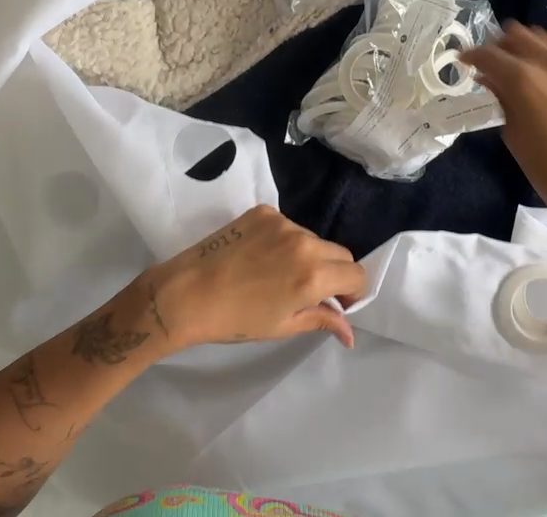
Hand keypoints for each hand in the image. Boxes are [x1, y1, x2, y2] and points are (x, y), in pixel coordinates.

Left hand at [138, 205, 368, 351]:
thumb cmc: (236, 319)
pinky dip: (285, 241)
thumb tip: (350, 334)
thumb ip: (322, 320)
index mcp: (313, 275)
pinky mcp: (263, 211)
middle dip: (335, 273)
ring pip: (313, 238)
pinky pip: (288, 226)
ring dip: (309, 255)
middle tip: (311, 292)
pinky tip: (262, 257)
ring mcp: (282, 222)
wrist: (189, 293)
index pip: (357, 274)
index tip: (337, 303)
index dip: (353, 292)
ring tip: (280, 274)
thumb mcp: (284, 326)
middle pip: (340, 253)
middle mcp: (304, 242)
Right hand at [461, 22, 546, 249]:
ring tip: (520, 69)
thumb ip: (503, 101)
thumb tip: (493, 81)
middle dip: (500, 45)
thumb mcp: (515, 138)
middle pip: (519, 35)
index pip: (489, 54)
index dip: (472, 56)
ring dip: (527, 49)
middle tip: (492, 63)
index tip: (464, 61)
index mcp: (524, 79)